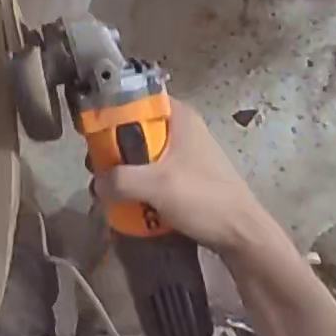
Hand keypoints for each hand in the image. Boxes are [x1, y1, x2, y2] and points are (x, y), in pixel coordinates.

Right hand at [91, 99, 284, 261]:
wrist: (243, 237)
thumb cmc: (204, 199)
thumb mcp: (157, 185)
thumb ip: (120, 180)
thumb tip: (97, 184)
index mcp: (179, 116)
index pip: (136, 98)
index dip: (110, 111)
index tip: (91, 132)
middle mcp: (181, 128)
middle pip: (135, 128)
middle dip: (113, 148)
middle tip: (98, 167)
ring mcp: (184, 153)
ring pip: (142, 152)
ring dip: (124, 169)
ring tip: (109, 188)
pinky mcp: (185, 176)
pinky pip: (152, 172)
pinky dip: (138, 183)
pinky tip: (127, 200)